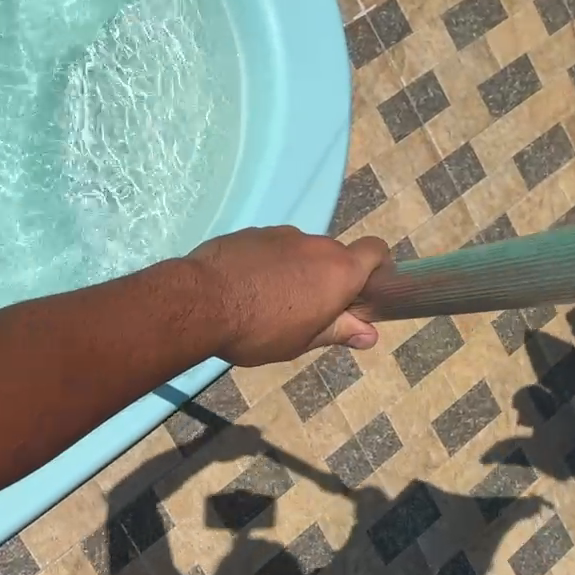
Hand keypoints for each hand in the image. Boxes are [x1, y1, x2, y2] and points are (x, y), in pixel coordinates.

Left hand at [186, 226, 390, 366]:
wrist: (199, 303)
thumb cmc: (257, 330)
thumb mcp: (300, 341)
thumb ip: (336, 331)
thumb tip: (370, 334)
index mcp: (339, 271)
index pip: (375, 252)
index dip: (373, 268)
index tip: (357, 291)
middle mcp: (315, 245)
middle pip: (330, 256)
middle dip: (322, 277)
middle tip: (300, 308)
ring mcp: (279, 234)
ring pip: (296, 251)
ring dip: (289, 269)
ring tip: (262, 299)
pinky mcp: (248, 233)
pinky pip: (265, 248)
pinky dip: (261, 263)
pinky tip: (240, 285)